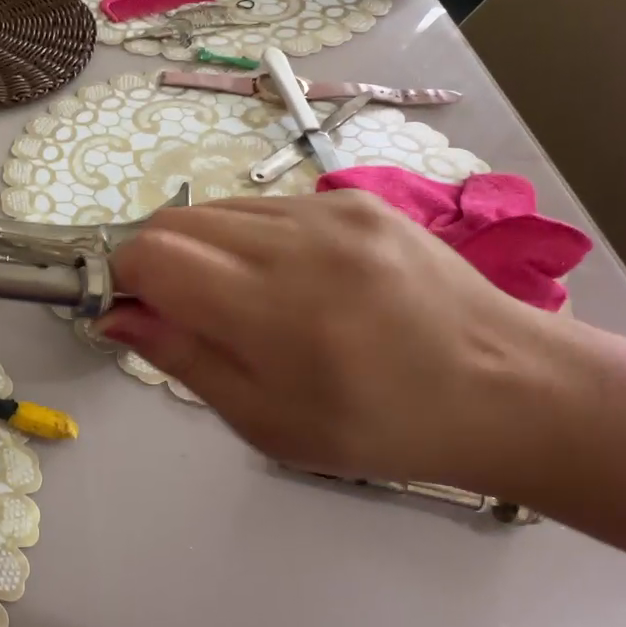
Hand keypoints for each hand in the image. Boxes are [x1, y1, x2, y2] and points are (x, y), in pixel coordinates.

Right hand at [98, 189, 561, 491]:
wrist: (513, 391)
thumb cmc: (376, 425)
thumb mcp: (262, 419)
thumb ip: (179, 358)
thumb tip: (113, 316)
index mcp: (276, 310)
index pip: (151, 256)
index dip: (121, 279)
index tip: (129, 311)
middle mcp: (300, 244)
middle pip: (171, 224)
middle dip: (152, 262)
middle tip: (177, 308)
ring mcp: (330, 213)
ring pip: (211, 211)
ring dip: (197, 249)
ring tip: (235, 296)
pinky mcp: (353, 201)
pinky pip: (259, 206)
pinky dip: (241, 238)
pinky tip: (280, 277)